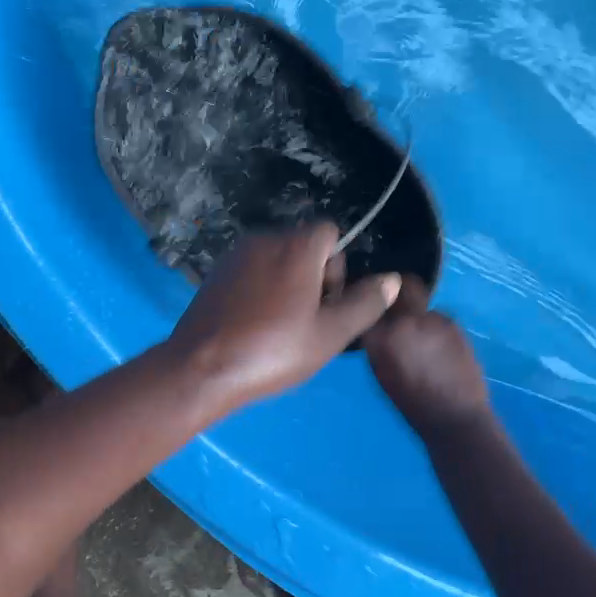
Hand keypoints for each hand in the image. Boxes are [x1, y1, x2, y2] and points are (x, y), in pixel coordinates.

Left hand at [166, 225, 401, 410]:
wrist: (204, 364)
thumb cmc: (274, 349)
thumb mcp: (331, 333)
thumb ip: (365, 302)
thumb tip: (391, 279)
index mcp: (294, 246)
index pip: (328, 232)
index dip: (338, 265)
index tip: (329, 301)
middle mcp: (263, 239)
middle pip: (302, 244)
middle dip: (314, 275)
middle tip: (309, 319)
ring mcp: (235, 253)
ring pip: (277, 258)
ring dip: (289, 283)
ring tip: (283, 326)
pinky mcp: (217, 270)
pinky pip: (252, 269)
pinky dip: (262, 287)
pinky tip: (257, 323)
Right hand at [364, 279, 493, 437]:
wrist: (455, 417)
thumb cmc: (410, 399)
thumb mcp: (378, 367)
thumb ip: (374, 337)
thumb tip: (372, 318)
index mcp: (377, 336)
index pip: (369, 300)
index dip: (370, 298)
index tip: (370, 301)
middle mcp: (403, 321)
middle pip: (400, 285)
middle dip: (398, 288)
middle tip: (396, 302)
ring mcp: (431, 320)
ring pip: (420, 302)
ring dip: (417, 313)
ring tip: (421, 335)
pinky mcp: (454, 324)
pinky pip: (438, 316)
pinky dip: (434, 325)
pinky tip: (438, 345)